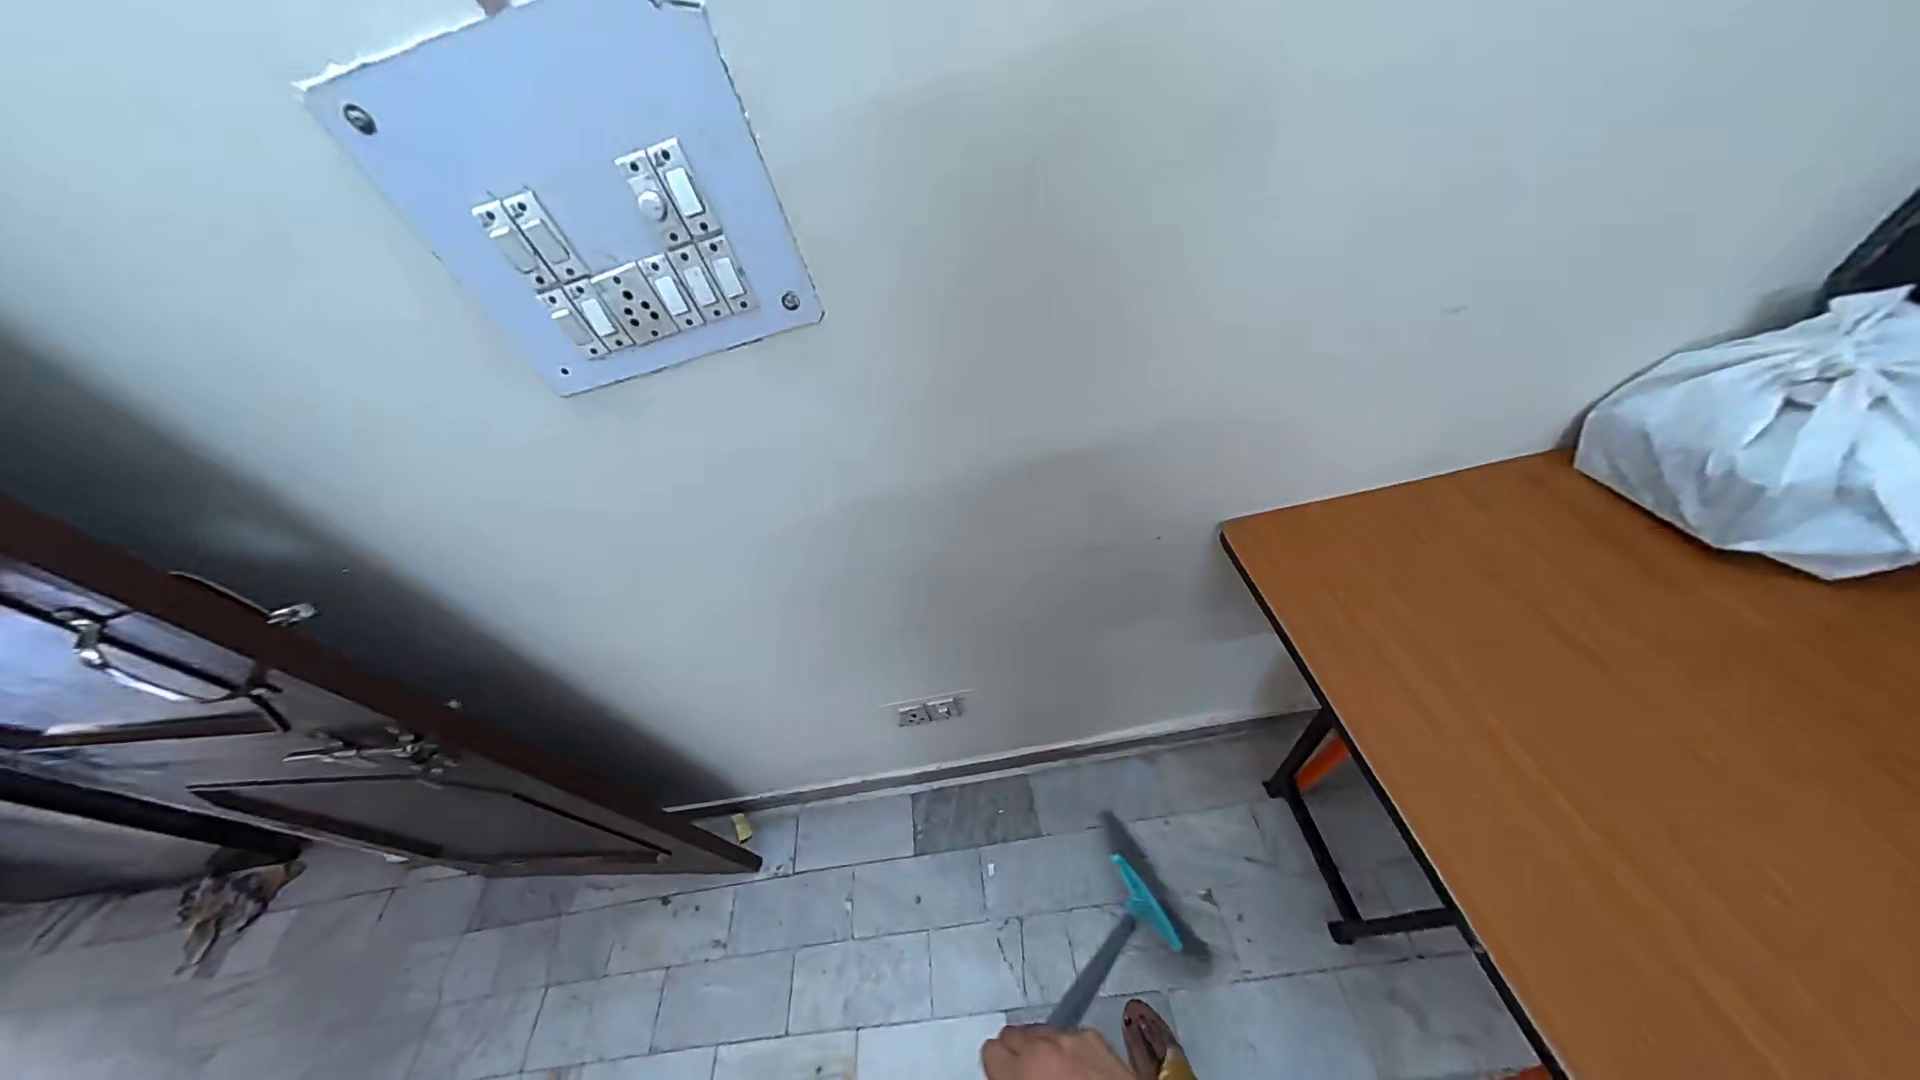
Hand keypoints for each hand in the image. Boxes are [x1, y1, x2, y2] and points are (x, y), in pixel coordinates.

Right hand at [980, 1025, 1136, 1079]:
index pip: (990, 1051)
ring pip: (1042, 1032)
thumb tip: (1009, 1076)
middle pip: (1013, 1035)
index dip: (996, 1070)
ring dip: (1042, 1051)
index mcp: (1022, 1068)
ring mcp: (1074, 1037)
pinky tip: (1079, 1075)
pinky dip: (1068, 1050)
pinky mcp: (1098, 1038)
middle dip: (1016, 1056)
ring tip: (1055, 1079)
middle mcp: (1045, 1043)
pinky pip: (1069, 1036)